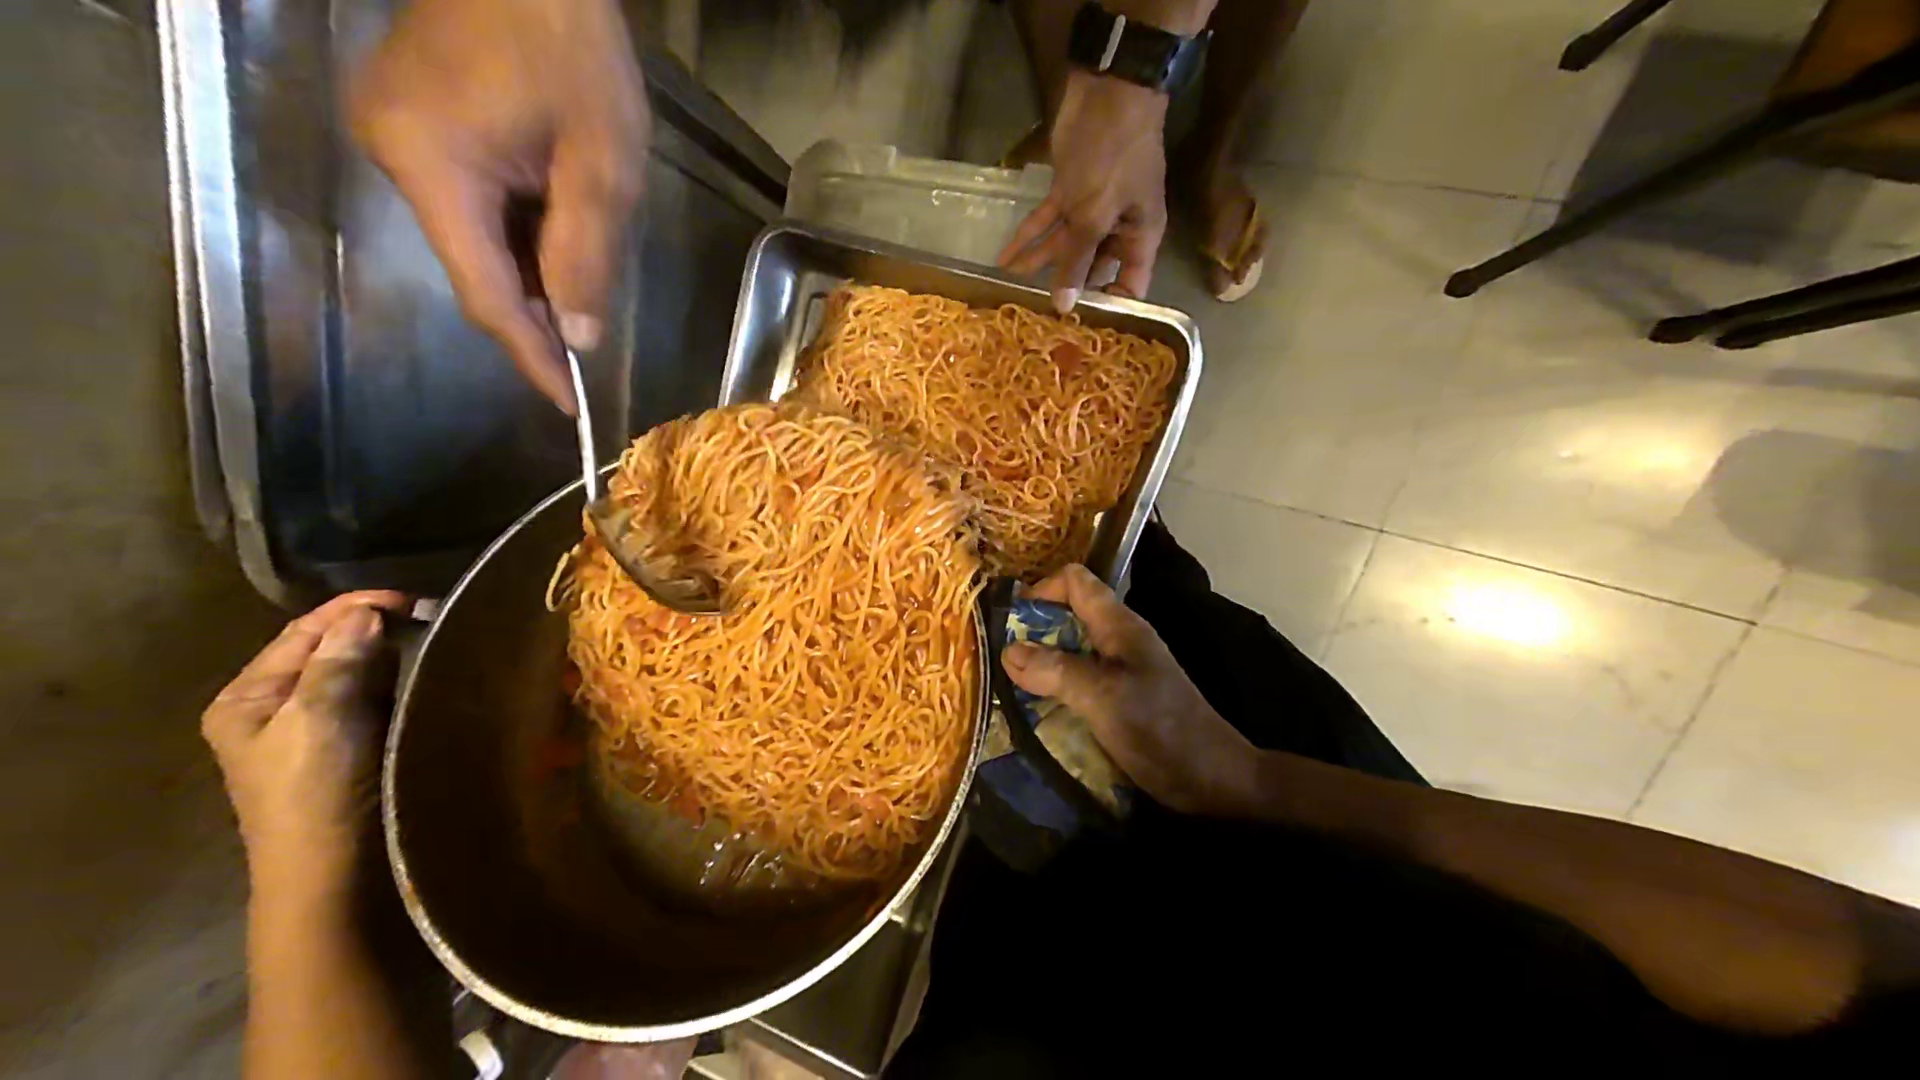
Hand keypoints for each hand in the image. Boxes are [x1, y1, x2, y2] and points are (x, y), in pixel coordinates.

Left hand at [202, 592, 408, 890]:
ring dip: (399, 654)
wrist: (336, 869)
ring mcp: (320, 728)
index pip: (304, 632)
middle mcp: (281, 707)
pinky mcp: (357, 745)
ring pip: (363, 672)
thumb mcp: (318, 719)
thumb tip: (366, 613)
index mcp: (250, 698)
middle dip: (381, 628)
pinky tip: (434, 674)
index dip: (355, 608)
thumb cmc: (315, 792)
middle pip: (334, 648)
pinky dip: (407, 680)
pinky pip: (382, 698)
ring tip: (441, 641)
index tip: (413, 599)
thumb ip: (338, 660)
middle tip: (434, 619)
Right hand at [352, 0, 651, 412]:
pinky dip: (520, 242)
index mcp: (434, 170)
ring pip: (477, 247)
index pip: (486, 298)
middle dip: (538, 319)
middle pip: (478, 275)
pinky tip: (558, 246)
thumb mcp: (602, 169)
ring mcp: (398, 142)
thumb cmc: (574, 54)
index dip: (530, 358)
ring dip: (534, 278)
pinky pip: (475, 213)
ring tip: (584, 294)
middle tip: (588, 353)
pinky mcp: (415, 130)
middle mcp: (396, 161)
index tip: (568, 406)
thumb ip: (586, 257)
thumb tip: (577, 337)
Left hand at [998, 71, 1169, 310]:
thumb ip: (1077, 263)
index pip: (1131, 285)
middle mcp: (1117, 229)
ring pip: (1065, 246)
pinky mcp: (1067, 193)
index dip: (1111, 305)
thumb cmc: (1113, 159)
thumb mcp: (1095, 217)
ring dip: (1039, 263)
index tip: (1084, 324)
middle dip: (1067, 286)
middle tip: (1039, 312)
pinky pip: (1047, 223)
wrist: (1107, 93)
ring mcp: (1091, 211)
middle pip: (1093, 269)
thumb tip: (1064, 307)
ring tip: (1012, 286)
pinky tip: (1005, 257)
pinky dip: (1027, 238)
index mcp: (1139, 238)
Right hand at [1000, 565, 1254, 813]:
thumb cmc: (1160, 728)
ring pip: (1069, 649)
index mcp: (1118, 625)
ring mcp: (1119, 670)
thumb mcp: (1102, 696)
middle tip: (1000, 658)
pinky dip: (1053, 686)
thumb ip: (1055, 670)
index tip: (1011, 620)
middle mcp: (1117, 640)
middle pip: (1067, 614)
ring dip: (1040, 661)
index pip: (1075, 581)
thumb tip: (1008, 651)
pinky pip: (1076, 679)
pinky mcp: (1118, 698)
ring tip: (1010, 684)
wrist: (1212, 779)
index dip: (1040, 589)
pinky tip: (1036, 708)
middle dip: (1032, 629)